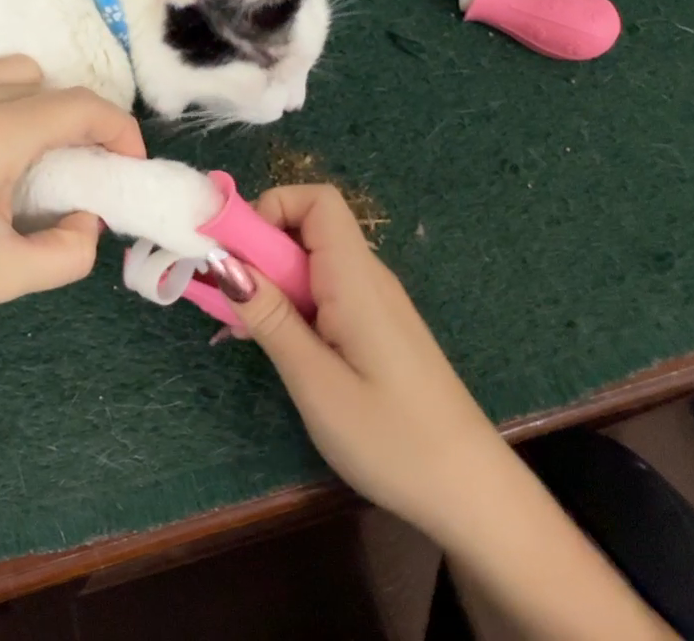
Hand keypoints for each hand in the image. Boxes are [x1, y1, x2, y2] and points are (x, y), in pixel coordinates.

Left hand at [0, 55, 145, 354]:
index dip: (119, 131)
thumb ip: (72, 250)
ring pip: (5, 74)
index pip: (81, 107)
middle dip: (76, 123)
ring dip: (32, 107)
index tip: (126, 164)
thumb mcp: (7, 277)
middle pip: (47, 87)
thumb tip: (86, 218)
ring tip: (21, 160)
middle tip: (74, 173)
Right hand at [218, 185, 503, 538]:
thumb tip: (222, 261)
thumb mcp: (316, 381)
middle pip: (307, 230)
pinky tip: (278, 349)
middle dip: (256, 253)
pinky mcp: (375, 330)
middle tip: (226, 303)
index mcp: (356, 279)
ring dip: (269, 285)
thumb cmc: (391, 438)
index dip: (269, 208)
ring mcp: (374, 304)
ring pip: (310, 265)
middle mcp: (367, 279)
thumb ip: (269, 317)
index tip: (230, 253)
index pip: (316, 200)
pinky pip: (323, 295)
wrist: (471, 493)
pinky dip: (290, 308)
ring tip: (244, 332)